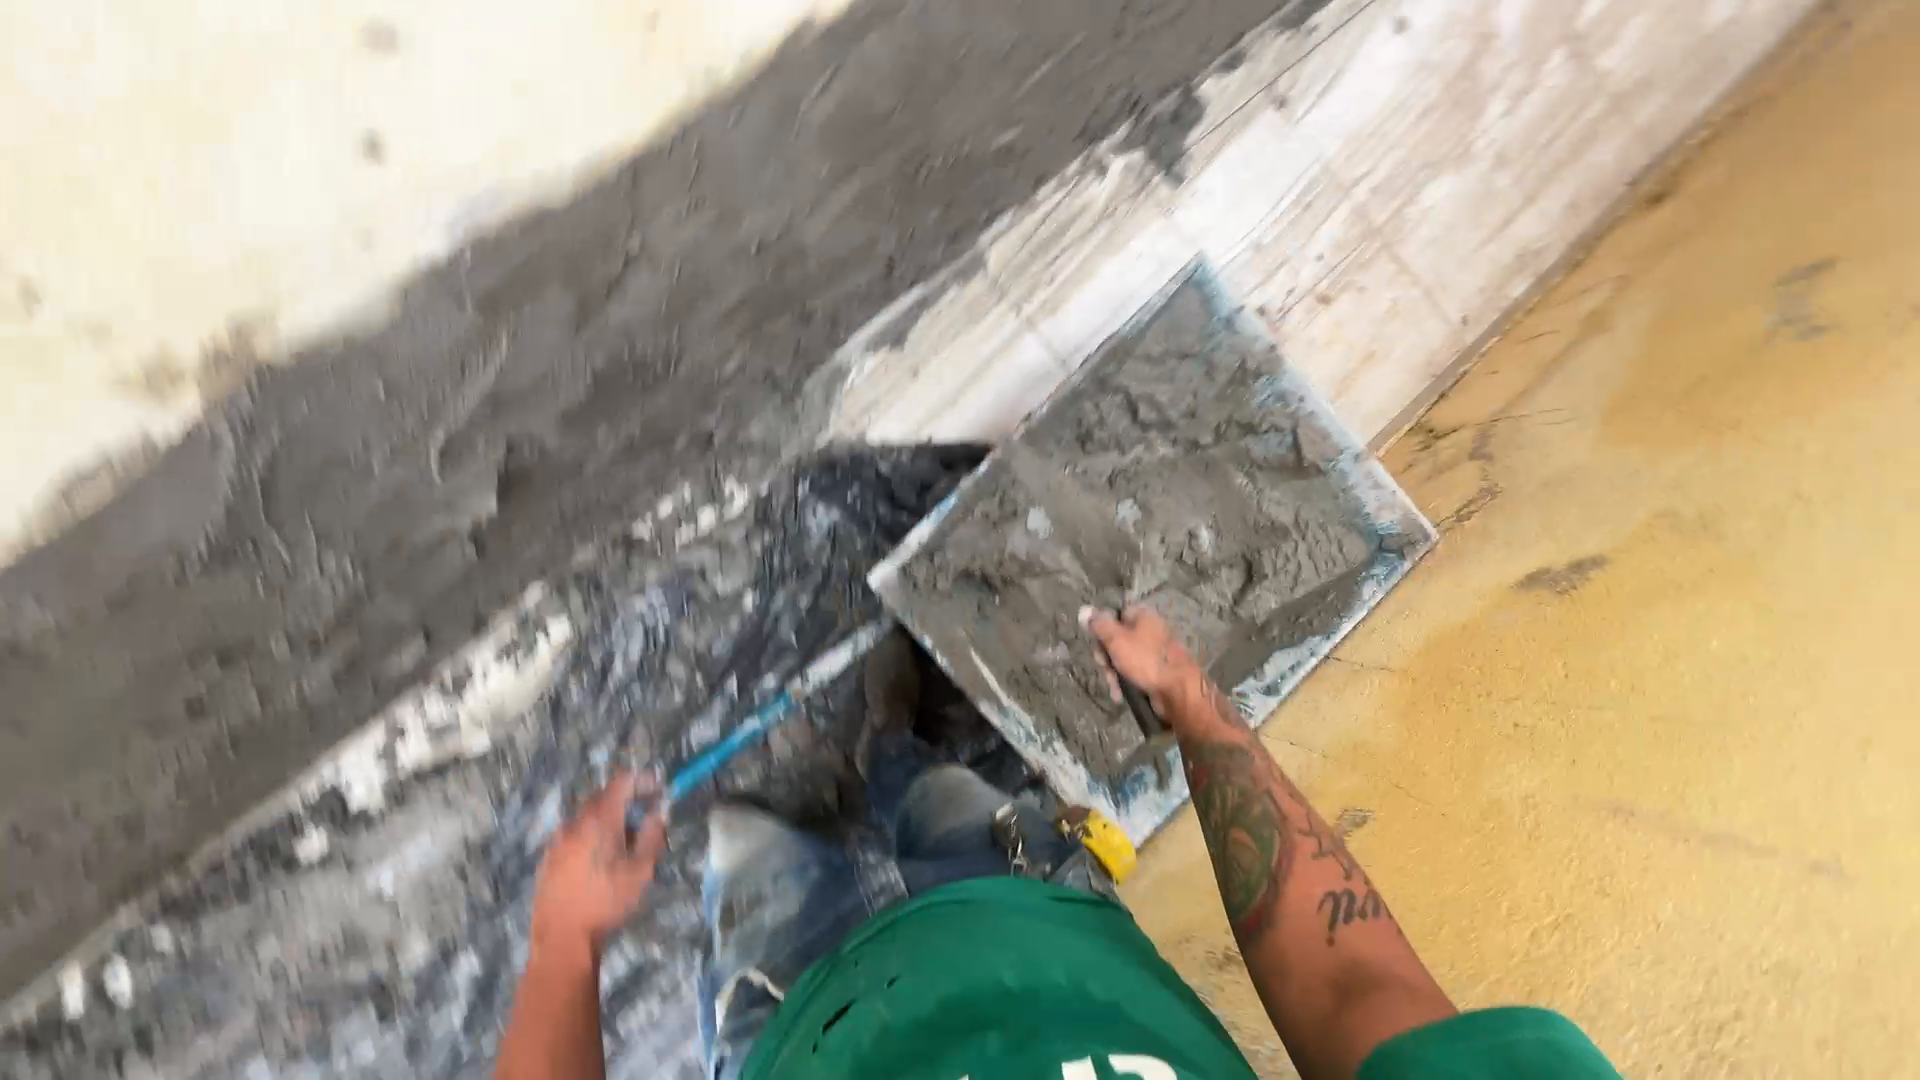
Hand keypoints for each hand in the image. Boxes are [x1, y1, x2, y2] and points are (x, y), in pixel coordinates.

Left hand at [528, 771, 668, 970]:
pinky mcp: (547, 859)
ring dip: (609, 819)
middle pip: (603, 796)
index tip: (659, 791)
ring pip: (587, 816)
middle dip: (627, 800)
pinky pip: (574, 835)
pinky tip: (599, 860)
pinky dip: (591, 835)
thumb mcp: (641, 870)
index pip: (622, 782)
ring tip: (624, 843)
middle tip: (645, 817)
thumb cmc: (606, 902)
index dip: (643, 781)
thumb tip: (659, 813)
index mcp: (600, 821)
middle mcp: (575, 823)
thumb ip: (652, 835)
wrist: (561, 939)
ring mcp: (557, 841)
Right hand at [1080, 605, 1207, 719]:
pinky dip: (1126, 682)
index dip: (1102, 629)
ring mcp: (1154, 652)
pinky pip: (1134, 672)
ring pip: (1124, 658)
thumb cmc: (1145, 660)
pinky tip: (1121, 694)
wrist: (1178, 691)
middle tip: (1106, 667)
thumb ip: (1098, 624)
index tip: (1096, 644)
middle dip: (1107, 657)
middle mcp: (1150, 630)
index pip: (1115, 614)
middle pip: (1117, 638)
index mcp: (1143, 616)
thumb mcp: (1116, 639)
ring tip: (1115, 687)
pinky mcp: (1157, 671)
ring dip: (1114, 673)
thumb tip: (1084, 609)